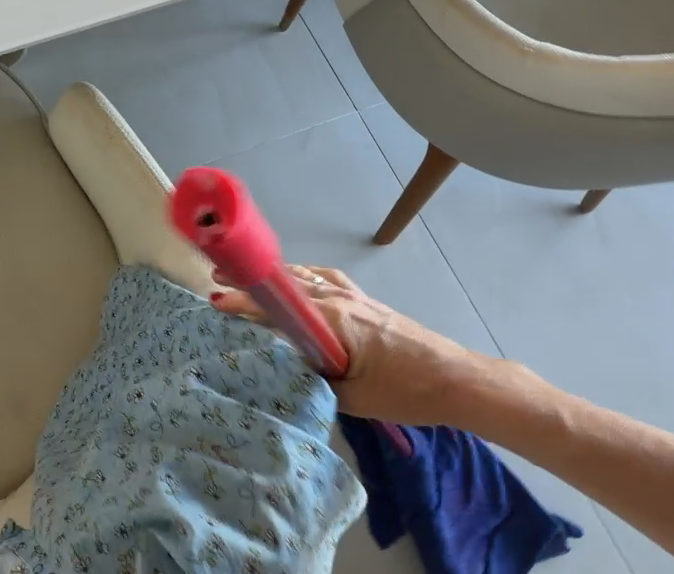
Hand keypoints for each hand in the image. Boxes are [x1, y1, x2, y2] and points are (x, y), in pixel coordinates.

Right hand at [210, 264, 510, 426]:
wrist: (458, 380)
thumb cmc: (407, 392)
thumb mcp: (353, 398)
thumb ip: (316, 381)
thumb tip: (290, 372)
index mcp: (332, 320)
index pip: (278, 307)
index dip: (244, 302)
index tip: (215, 296)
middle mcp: (339, 299)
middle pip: (287, 283)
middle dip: (253, 280)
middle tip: (220, 275)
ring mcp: (356, 297)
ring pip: (306, 276)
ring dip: (276, 275)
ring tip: (253, 276)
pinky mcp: (369, 302)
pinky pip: (328, 279)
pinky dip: (307, 275)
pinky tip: (303, 280)